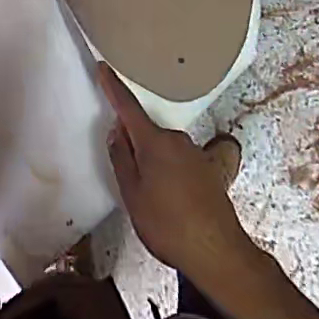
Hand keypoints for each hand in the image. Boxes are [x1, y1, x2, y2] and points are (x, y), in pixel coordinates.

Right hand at [99, 63, 257, 288]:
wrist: (215, 250)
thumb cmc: (166, 224)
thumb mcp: (132, 194)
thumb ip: (121, 158)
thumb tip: (117, 131)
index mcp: (154, 141)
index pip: (128, 107)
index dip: (113, 87)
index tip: (103, 67)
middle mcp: (178, 139)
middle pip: (147, 133)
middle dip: (134, 145)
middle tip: (128, 179)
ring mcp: (197, 153)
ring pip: (165, 149)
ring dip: (154, 162)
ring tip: (153, 199)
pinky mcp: (211, 168)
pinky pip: (183, 161)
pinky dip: (173, 172)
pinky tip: (175, 197)